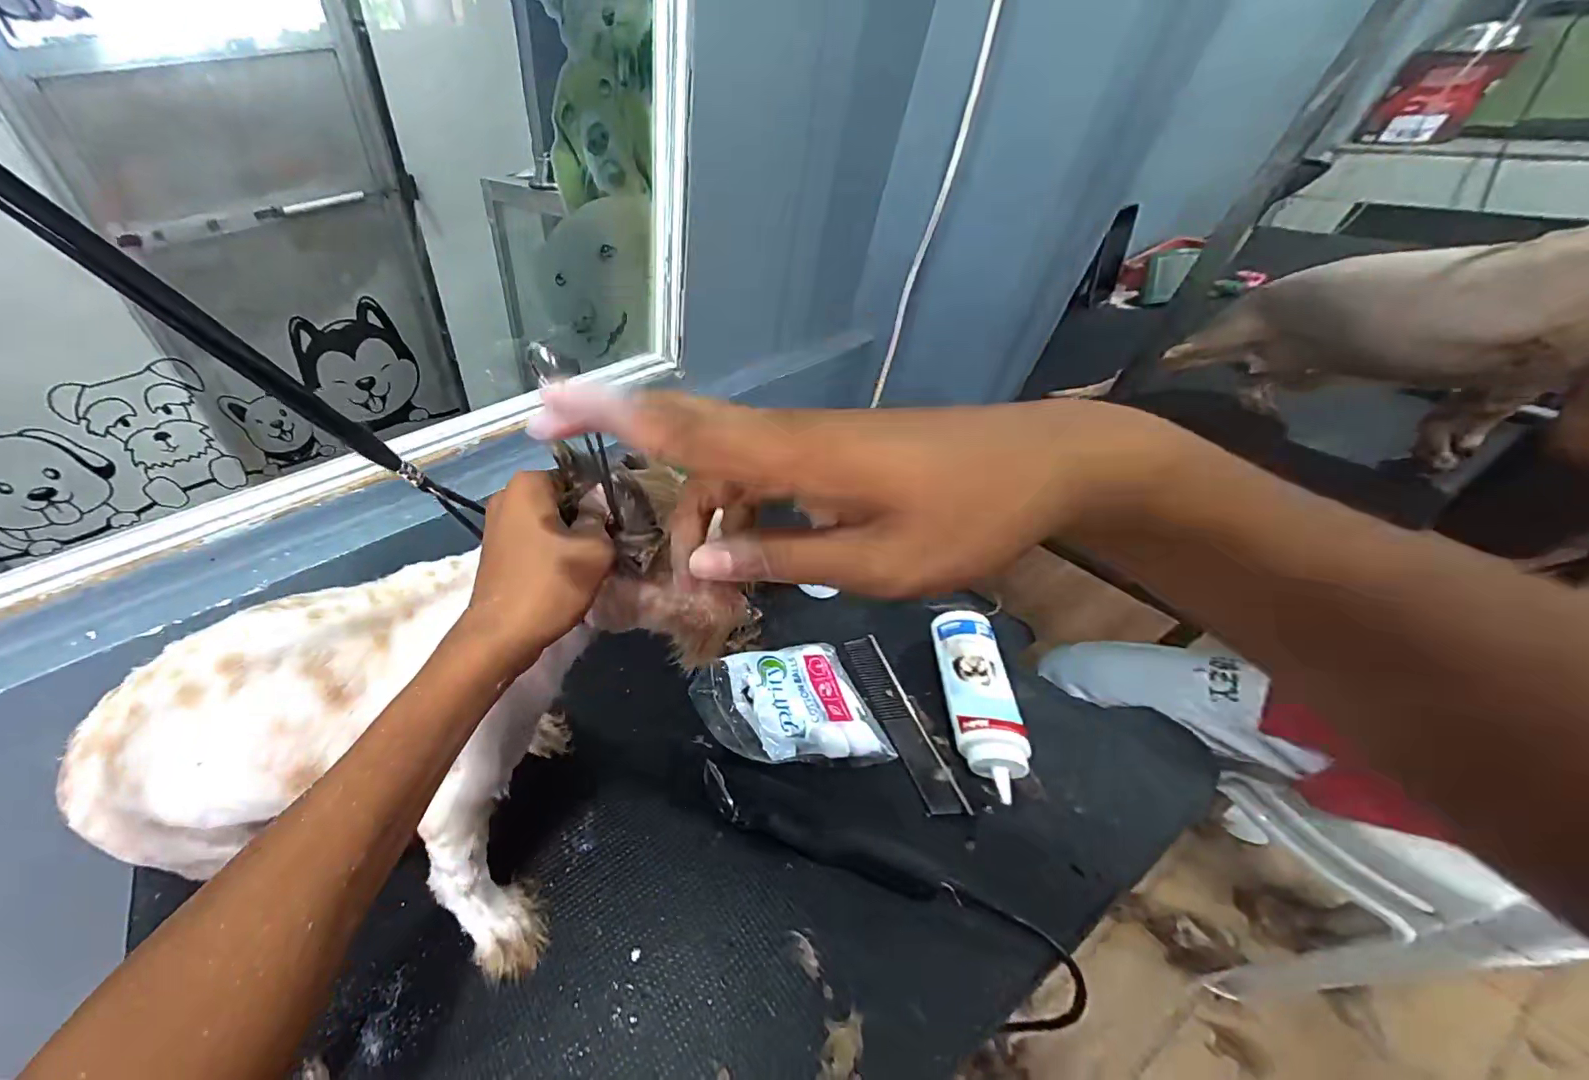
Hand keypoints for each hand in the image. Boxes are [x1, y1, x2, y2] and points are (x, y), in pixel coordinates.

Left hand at [464, 470, 615, 652]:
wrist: (500, 635)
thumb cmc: (548, 585)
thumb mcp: (594, 551)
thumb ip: (605, 520)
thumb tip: (603, 509)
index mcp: (527, 483)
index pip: (581, 477)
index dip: (604, 500)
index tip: (619, 524)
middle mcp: (507, 495)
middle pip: (564, 499)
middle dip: (587, 519)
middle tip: (609, 545)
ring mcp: (498, 523)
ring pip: (551, 522)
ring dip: (572, 539)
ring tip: (591, 562)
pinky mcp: (498, 550)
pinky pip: (536, 540)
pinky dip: (553, 552)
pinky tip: (568, 573)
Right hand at [528, 385, 1184, 597]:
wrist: (1040, 465)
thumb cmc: (965, 517)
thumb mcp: (874, 563)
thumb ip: (781, 558)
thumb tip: (700, 559)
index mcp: (790, 454)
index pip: (681, 428)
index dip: (610, 414)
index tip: (547, 405)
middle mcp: (785, 435)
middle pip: (684, 430)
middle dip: (617, 432)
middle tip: (556, 437)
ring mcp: (804, 441)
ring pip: (717, 462)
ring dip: (688, 510)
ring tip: (692, 580)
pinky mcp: (822, 454)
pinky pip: (753, 473)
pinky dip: (729, 509)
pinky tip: (734, 552)